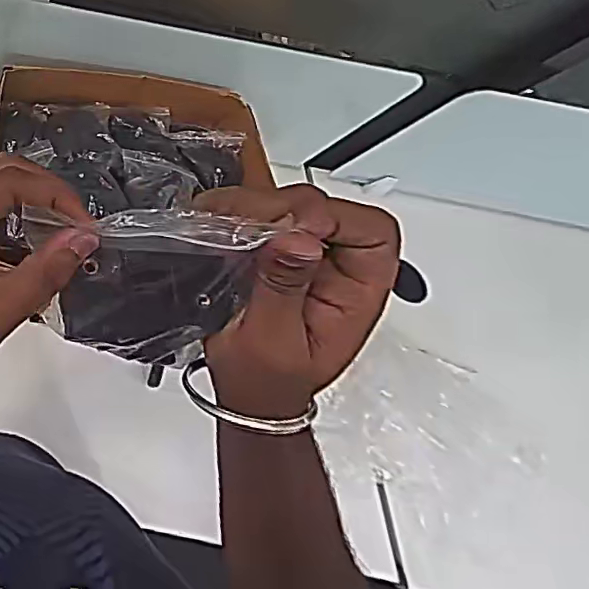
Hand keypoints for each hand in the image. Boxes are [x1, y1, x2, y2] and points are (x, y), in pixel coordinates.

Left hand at [0, 155, 99, 389]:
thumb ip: (45, 272)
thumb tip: (80, 241)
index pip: (13, 180)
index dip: (55, 195)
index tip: (80, 220)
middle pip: (7, 168)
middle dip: (49, 187)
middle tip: (75, 217)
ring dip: (34, 192)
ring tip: (61, 221)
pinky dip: (19, 202)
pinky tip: (34, 229)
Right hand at [199, 184, 401, 418]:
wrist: (246, 389)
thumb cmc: (267, 380)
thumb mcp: (274, 342)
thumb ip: (284, 289)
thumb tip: (298, 240)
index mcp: (355, 291)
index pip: (372, 232)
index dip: (337, 219)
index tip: (295, 227)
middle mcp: (335, 264)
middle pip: (323, 205)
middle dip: (279, 208)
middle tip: (243, 226)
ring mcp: (304, 248)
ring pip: (287, 199)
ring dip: (251, 206)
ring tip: (221, 224)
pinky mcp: (275, 240)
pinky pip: (261, 207)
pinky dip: (235, 207)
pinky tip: (216, 220)